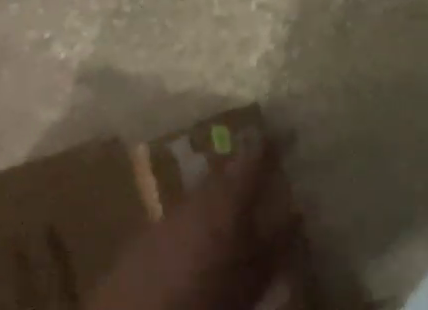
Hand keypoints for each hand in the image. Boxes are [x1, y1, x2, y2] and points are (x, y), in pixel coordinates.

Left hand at [88, 144, 301, 309]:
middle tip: (258, 172)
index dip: (269, 144)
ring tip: (226, 210)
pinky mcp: (131, 251)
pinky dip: (186, 225)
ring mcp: (156, 226)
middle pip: (218, 176)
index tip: (285, 133)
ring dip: (211, 199)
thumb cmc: (209, 298)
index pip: (252, 158)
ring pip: (192, 199)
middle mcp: (191, 204)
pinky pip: (169, 225)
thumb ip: (279, 239)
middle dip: (238, 171)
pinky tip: (191, 244)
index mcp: (226, 201)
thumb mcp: (257, 274)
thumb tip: (297, 212)